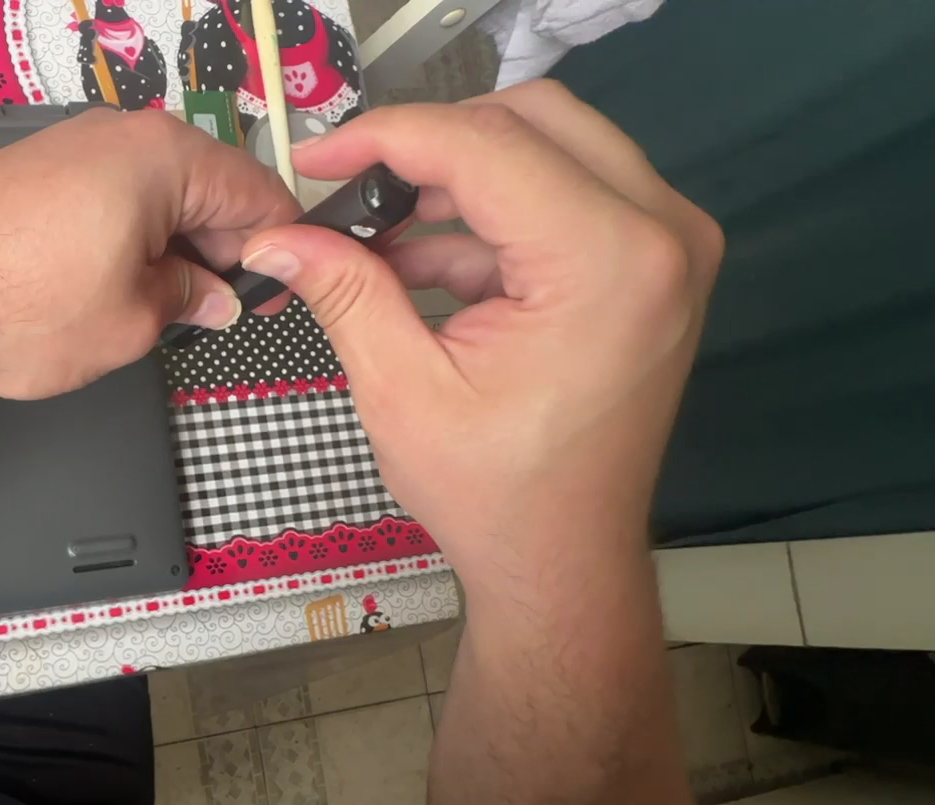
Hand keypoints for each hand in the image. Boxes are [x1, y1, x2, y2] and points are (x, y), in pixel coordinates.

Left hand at [0, 106, 298, 399]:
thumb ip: (187, 304)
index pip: (253, 192)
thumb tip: (212, 298)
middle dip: (216, 253)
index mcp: (162, 157)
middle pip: (201, 191)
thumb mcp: (129, 325)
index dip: (276, 247)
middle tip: (218, 311)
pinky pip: (102, 204)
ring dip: (166, 252)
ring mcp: (67, 150)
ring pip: (148, 200)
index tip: (275, 289)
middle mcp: (115, 137)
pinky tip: (110, 289)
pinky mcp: (30, 176)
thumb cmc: (14, 310)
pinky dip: (121, 243)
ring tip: (159, 310)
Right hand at [233, 81, 722, 588]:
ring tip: (363, 236)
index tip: (310, 159)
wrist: (557, 553)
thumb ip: (343, 294)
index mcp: (605, 260)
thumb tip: (273, 240)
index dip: (385, 139)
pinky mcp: (640, 267)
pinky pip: (552, 206)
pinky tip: (407, 265)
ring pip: (545, 153)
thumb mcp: (398, 388)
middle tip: (343, 189)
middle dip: (424, 145)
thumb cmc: (484, 487)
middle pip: (531, 121)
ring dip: (447, 185)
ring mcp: (661, 245)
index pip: (485, 147)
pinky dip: (475, 224)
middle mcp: (658, 230)